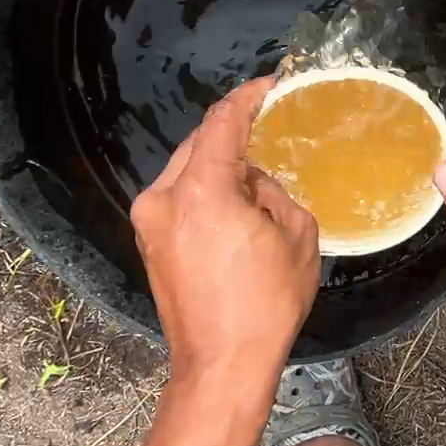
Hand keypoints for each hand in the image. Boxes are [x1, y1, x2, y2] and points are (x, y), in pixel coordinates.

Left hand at [130, 76, 320, 385]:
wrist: (222, 362)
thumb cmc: (268, 300)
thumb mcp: (296, 235)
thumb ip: (275, 193)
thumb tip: (256, 184)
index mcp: (201, 191)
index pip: (222, 124)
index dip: (249, 97)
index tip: (273, 84)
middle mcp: (163, 199)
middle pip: (198, 143)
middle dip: (234, 130)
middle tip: (272, 124)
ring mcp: (149, 222)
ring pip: (187, 169)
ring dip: (221, 161)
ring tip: (259, 167)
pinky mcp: (150, 242)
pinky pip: (180, 195)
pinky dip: (208, 186)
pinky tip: (237, 197)